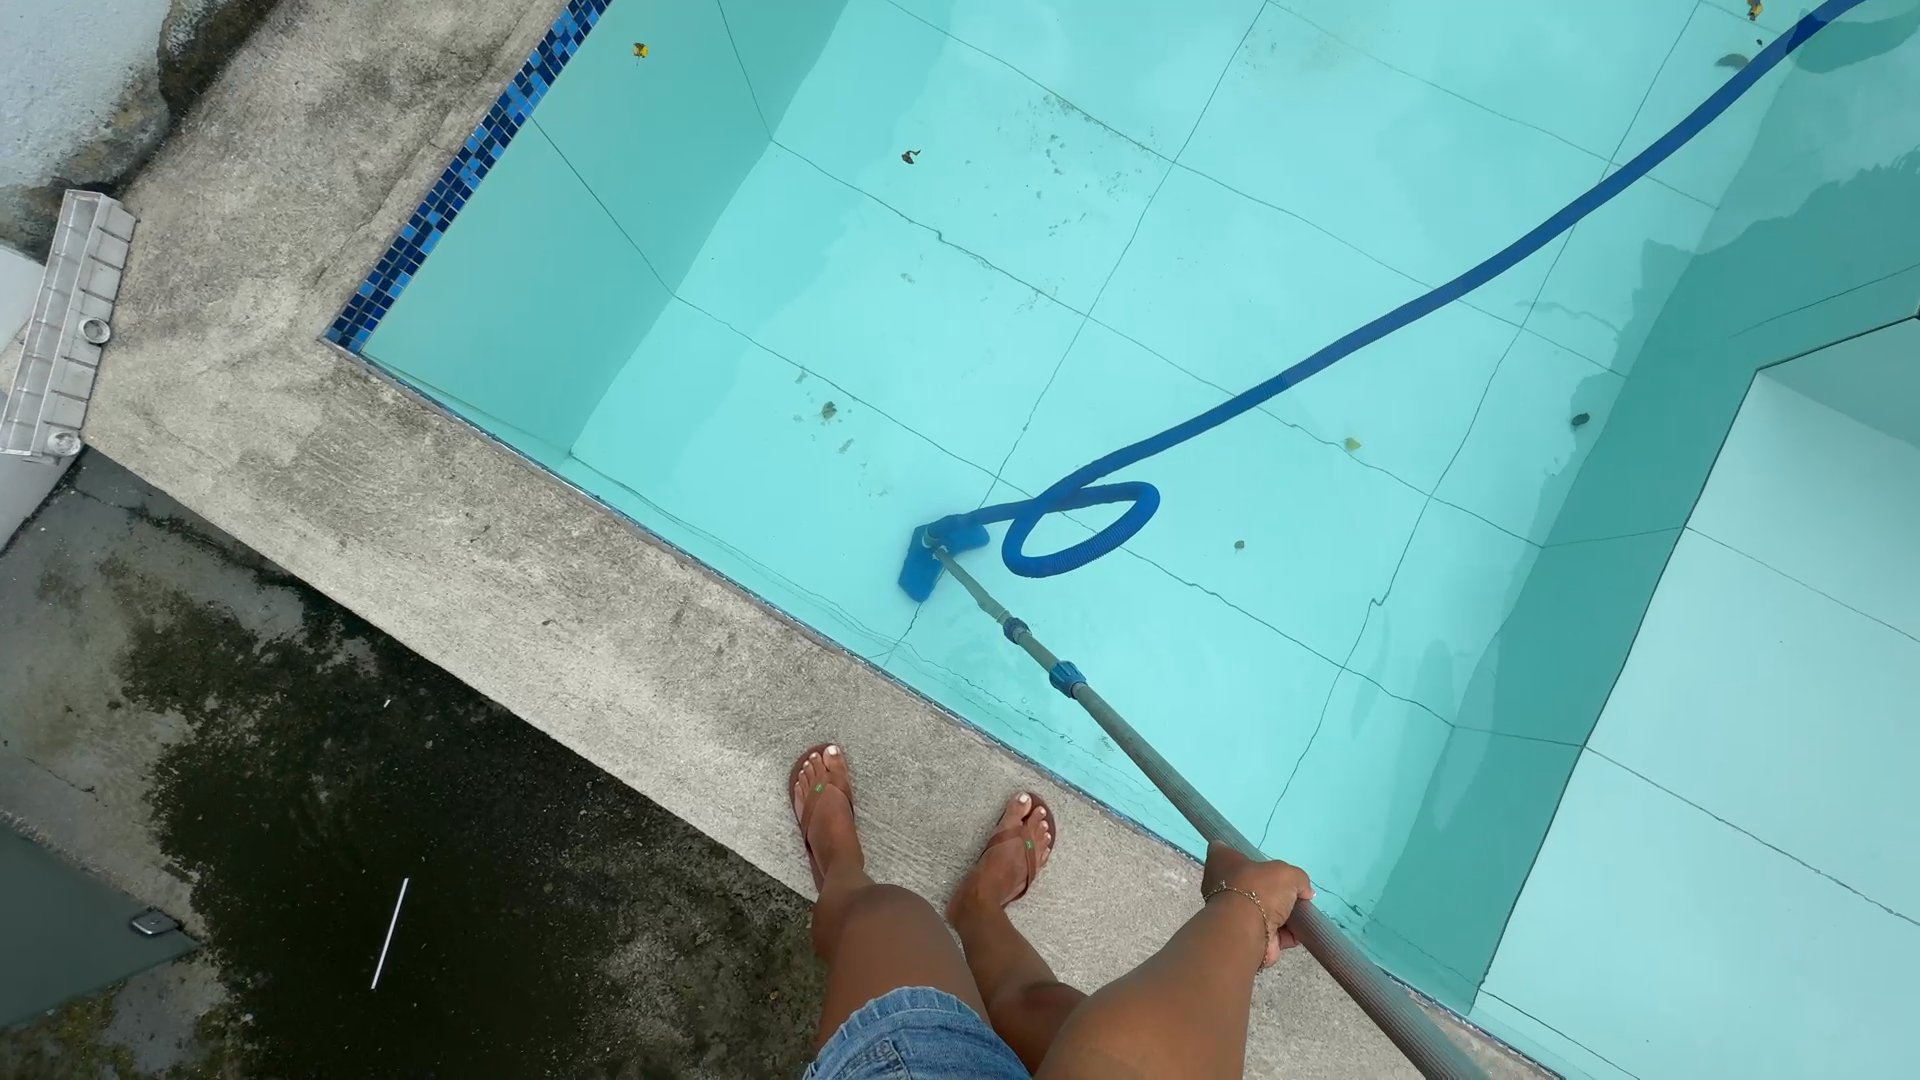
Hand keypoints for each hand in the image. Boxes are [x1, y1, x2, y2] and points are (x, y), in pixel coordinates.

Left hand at [1201, 843, 1314, 967]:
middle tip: (1289, 891)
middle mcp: (1220, 884)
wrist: (1247, 929)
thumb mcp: (1285, 872)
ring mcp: (1232, 912)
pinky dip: (1285, 934)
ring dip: (1280, 915)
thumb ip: (1298, 878)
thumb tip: (1304, 891)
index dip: (1240, 854)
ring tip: (1300, 913)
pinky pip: (1269, 933)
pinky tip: (1300, 933)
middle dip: (1268, 890)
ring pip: (1259, 909)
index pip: (1223, 849)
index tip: (1258, 860)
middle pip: (1247, 883)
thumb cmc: (1258, 888)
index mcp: (1221, 861)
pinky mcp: (1245, 934)